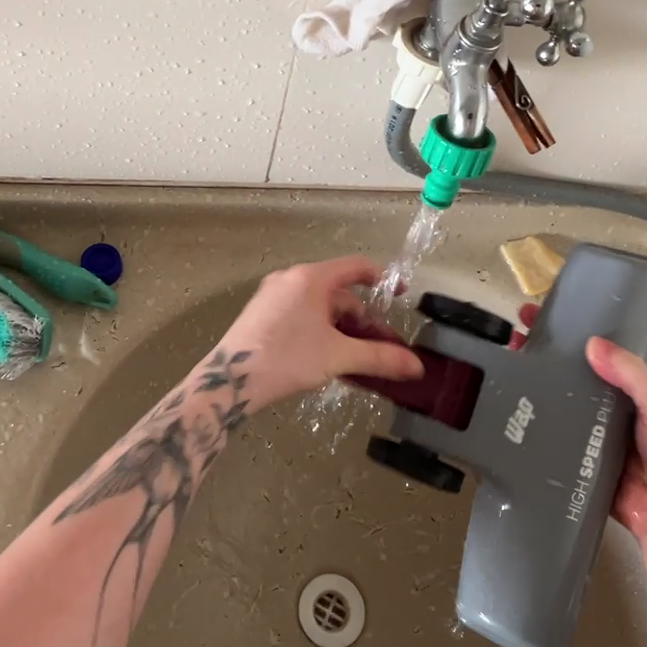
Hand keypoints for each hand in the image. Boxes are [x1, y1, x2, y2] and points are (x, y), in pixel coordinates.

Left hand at [215, 257, 423, 407]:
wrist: (231, 379)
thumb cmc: (286, 358)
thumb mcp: (338, 357)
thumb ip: (379, 358)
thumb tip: (415, 367)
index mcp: (310, 278)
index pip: (356, 266)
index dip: (383, 278)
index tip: (399, 293)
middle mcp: (290, 280)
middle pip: (338, 292)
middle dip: (363, 319)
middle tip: (381, 346)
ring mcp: (272, 297)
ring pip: (319, 307)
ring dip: (343, 329)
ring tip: (358, 358)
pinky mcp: (261, 315)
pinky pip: (301, 315)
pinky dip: (321, 331)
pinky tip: (329, 358)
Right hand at [517, 305, 646, 541]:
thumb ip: (633, 376)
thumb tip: (592, 344)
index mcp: (631, 391)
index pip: (595, 354)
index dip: (569, 333)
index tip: (539, 314)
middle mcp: (606, 410)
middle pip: (569, 376)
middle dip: (541, 355)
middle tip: (512, 337)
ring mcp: (588, 436)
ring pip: (555, 406)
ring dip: (531, 387)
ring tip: (504, 364)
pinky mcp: (573, 462)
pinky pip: (550, 440)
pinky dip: (531, 427)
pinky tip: (509, 412)